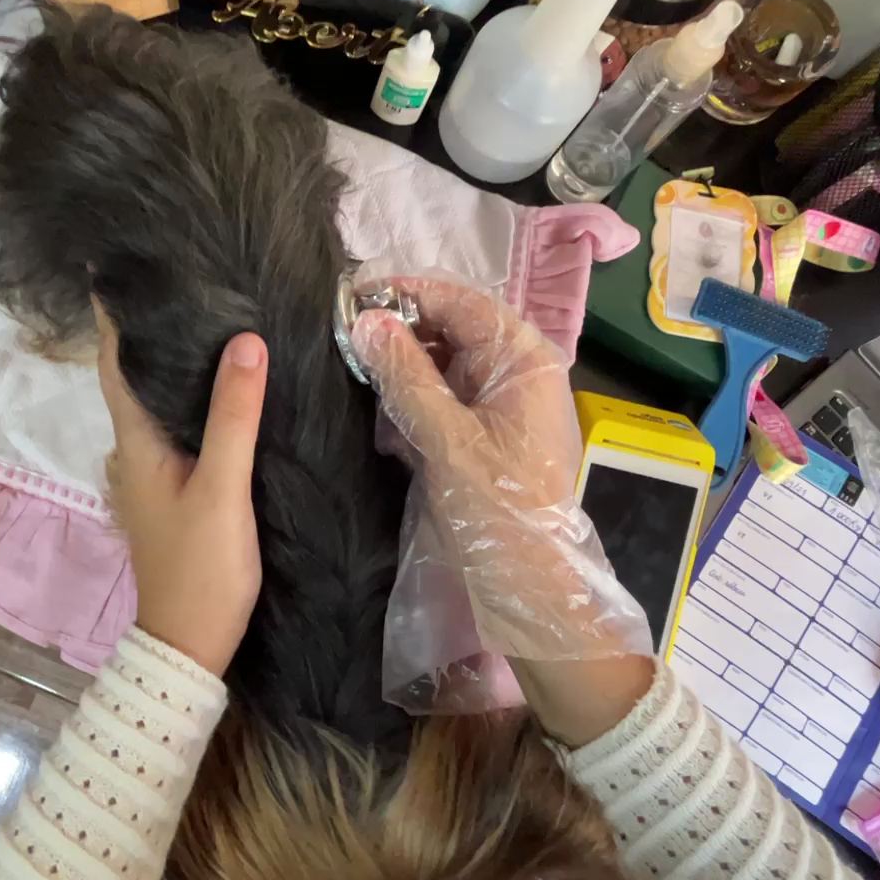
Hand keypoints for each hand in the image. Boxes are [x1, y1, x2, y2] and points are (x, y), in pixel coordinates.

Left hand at [97, 303, 266, 675]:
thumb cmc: (201, 567)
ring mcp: (155, 469)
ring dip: (173, 357)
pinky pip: (180, 423)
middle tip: (183, 273)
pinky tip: (223, 382)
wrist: (191, 642)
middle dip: (151, 324)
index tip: (122, 263)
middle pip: (135, 372)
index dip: (114, 314)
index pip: (115, 361)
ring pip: (159, 398)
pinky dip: (194, 393)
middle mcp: (136, 447)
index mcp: (136, 441)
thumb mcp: (222, 490)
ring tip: (207, 311)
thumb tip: (244, 339)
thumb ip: (233, 419)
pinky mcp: (177, 485)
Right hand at [352, 276, 651, 664]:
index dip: (406, 294)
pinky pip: (444, 397)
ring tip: (358, 374)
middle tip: (347, 340)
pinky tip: (383, 414)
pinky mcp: (486, 431)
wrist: (533, 585)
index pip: (460, 302)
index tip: (353, 298)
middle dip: (400, 332)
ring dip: (402, 368)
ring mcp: (501, 401)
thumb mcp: (448, 439)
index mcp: (523, 359)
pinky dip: (412, 400)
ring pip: (443, 364)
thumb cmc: (500, 508)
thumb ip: (406, 377)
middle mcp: (516, 370)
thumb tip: (366, 321)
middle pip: (451, 329)